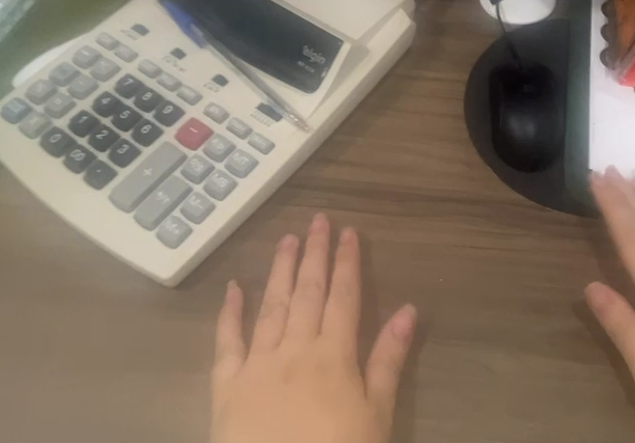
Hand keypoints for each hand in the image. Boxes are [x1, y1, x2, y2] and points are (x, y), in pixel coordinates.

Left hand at [212, 214, 417, 442]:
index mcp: (334, 355)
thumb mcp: (377, 416)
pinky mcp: (226, 389)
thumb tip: (408, 309)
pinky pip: (226, 343)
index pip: (344, 296)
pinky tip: (233, 288)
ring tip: (286, 239)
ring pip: (271, 306)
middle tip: (318, 219)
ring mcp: (257, 366)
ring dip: (280, 270)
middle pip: (307, 292)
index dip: (347, 262)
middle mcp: (295, 349)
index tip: (349, 231)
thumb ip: (389, 360)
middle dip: (315, 254)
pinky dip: (229, 313)